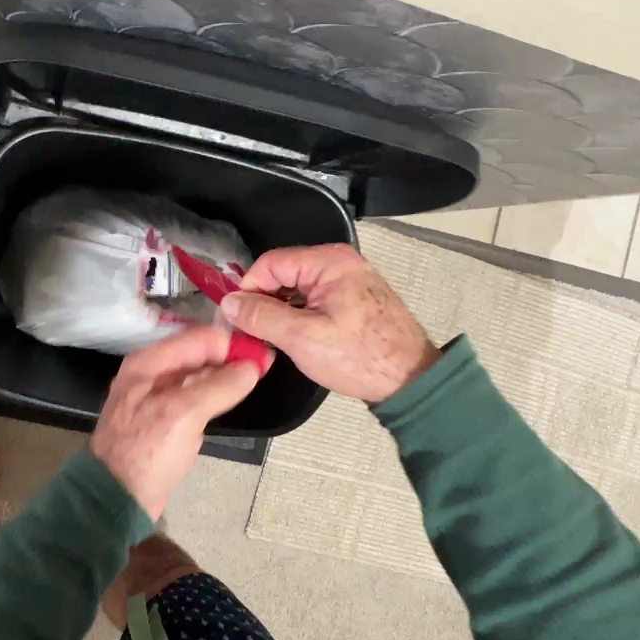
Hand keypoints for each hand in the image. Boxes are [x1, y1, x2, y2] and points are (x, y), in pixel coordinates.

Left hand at [90, 326, 261, 518]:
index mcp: (149, 362)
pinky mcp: (164, 418)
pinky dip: (213, 395)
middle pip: (198, 354)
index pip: (199, 338)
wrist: (118, 498)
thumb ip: (219, 386)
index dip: (232, 344)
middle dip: (230, 358)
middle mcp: (151, 372)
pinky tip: (231, 401)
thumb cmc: (146, 452)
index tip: (264, 356)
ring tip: (256, 381)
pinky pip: (194, 396)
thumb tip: (253, 367)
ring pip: (198, 375)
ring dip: (224, 376)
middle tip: (265, 368)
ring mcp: (156, 396)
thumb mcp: (184, 414)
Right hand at [220, 243, 438, 403]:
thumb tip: (227, 302)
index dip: (248, 290)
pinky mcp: (352, 296)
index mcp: (328, 261)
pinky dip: (298, 315)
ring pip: (295, 287)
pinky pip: (312, 297)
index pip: (269, 263)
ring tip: (273, 340)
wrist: (411, 378)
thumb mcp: (302, 338)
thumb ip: (261, 317)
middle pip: (282, 273)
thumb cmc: (359, 357)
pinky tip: (295, 338)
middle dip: (263, 301)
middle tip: (253, 334)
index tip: (238, 321)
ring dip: (280, 311)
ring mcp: (348, 278)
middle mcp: (338, 261)